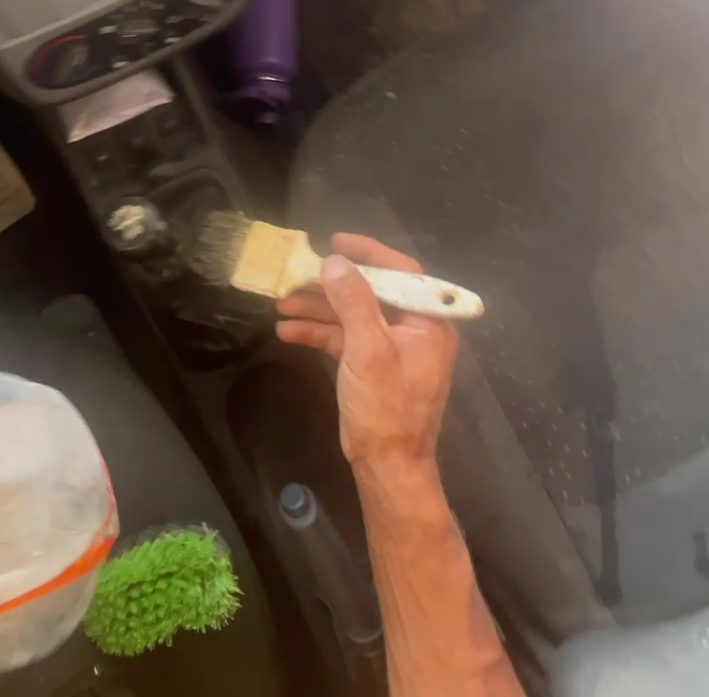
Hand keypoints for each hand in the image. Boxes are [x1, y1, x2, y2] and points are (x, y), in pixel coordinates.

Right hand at [275, 234, 459, 470]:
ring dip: (317, 309)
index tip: (335, 241)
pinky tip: (288, 332)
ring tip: (281, 304)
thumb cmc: (387, 407)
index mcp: (427, 322)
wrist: (387, 466)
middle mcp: (413, 330)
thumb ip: (353, 302)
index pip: (402, 273)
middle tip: (297, 273)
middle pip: (370, 293)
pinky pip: (345, 338)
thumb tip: (335, 262)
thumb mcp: (368, 349)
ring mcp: (391, 348)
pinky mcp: (371, 365)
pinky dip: (319, 333)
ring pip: (352, 315)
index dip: (369, 253)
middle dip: (330, 286)